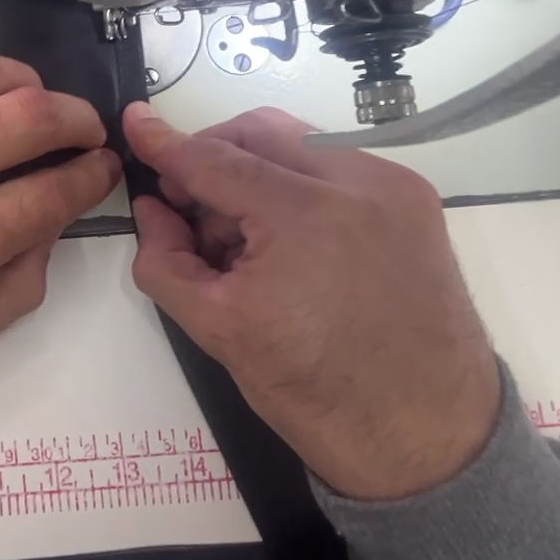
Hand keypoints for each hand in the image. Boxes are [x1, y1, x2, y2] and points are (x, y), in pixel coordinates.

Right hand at [123, 102, 499, 500]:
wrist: (426, 438)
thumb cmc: (314, 391)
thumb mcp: (215, 328)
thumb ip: (164, 258)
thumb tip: (151, 207)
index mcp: (304, 215)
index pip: (214, 161)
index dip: (165, 142)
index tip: (134, 121)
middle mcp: (357, 182)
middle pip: (258, 131)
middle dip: (211, 155)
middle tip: (188, 206)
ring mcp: (394, 187)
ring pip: (297, 143)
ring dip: (253, 172)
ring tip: (243, 239)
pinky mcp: (415, 200)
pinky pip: (334, 167)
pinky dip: (295, 187)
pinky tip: (288, 241)